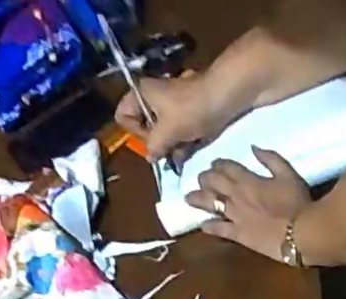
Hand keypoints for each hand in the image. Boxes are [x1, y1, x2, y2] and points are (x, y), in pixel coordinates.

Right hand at [115, 75, 242, 162]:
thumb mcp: (167, 131)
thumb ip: (154, 146)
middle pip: (143, 128)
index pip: (123, 116)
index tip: (151, 140)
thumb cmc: (190, 110)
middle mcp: (152, 99)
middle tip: (167, 151)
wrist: (222, 98)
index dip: (134, 132)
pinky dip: (181, 144)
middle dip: (156, 144)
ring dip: (170, 147)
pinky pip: (177, 134)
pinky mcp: (185, 117)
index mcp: (141, 94)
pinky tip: (188, 151)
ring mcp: (170, 109)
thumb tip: (149, 157)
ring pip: (162, 134)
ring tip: (181, 153)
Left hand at [189, 149, 311, 261]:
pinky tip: (202, 225)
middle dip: (204, 178)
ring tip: (188, 198)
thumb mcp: (288, 174)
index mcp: (248, 179)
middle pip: (213, 183)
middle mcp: (236, 195)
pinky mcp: (239, 235)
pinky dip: (209, 226)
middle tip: (200, 178)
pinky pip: (219, 229)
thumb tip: (253, 147)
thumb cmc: (297, 203)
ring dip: (198, 199)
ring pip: (210, 203)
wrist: (300, 233)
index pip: (226, 167)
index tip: (214, 163)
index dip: (218, 163)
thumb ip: (270, 159)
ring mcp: (235, 216)